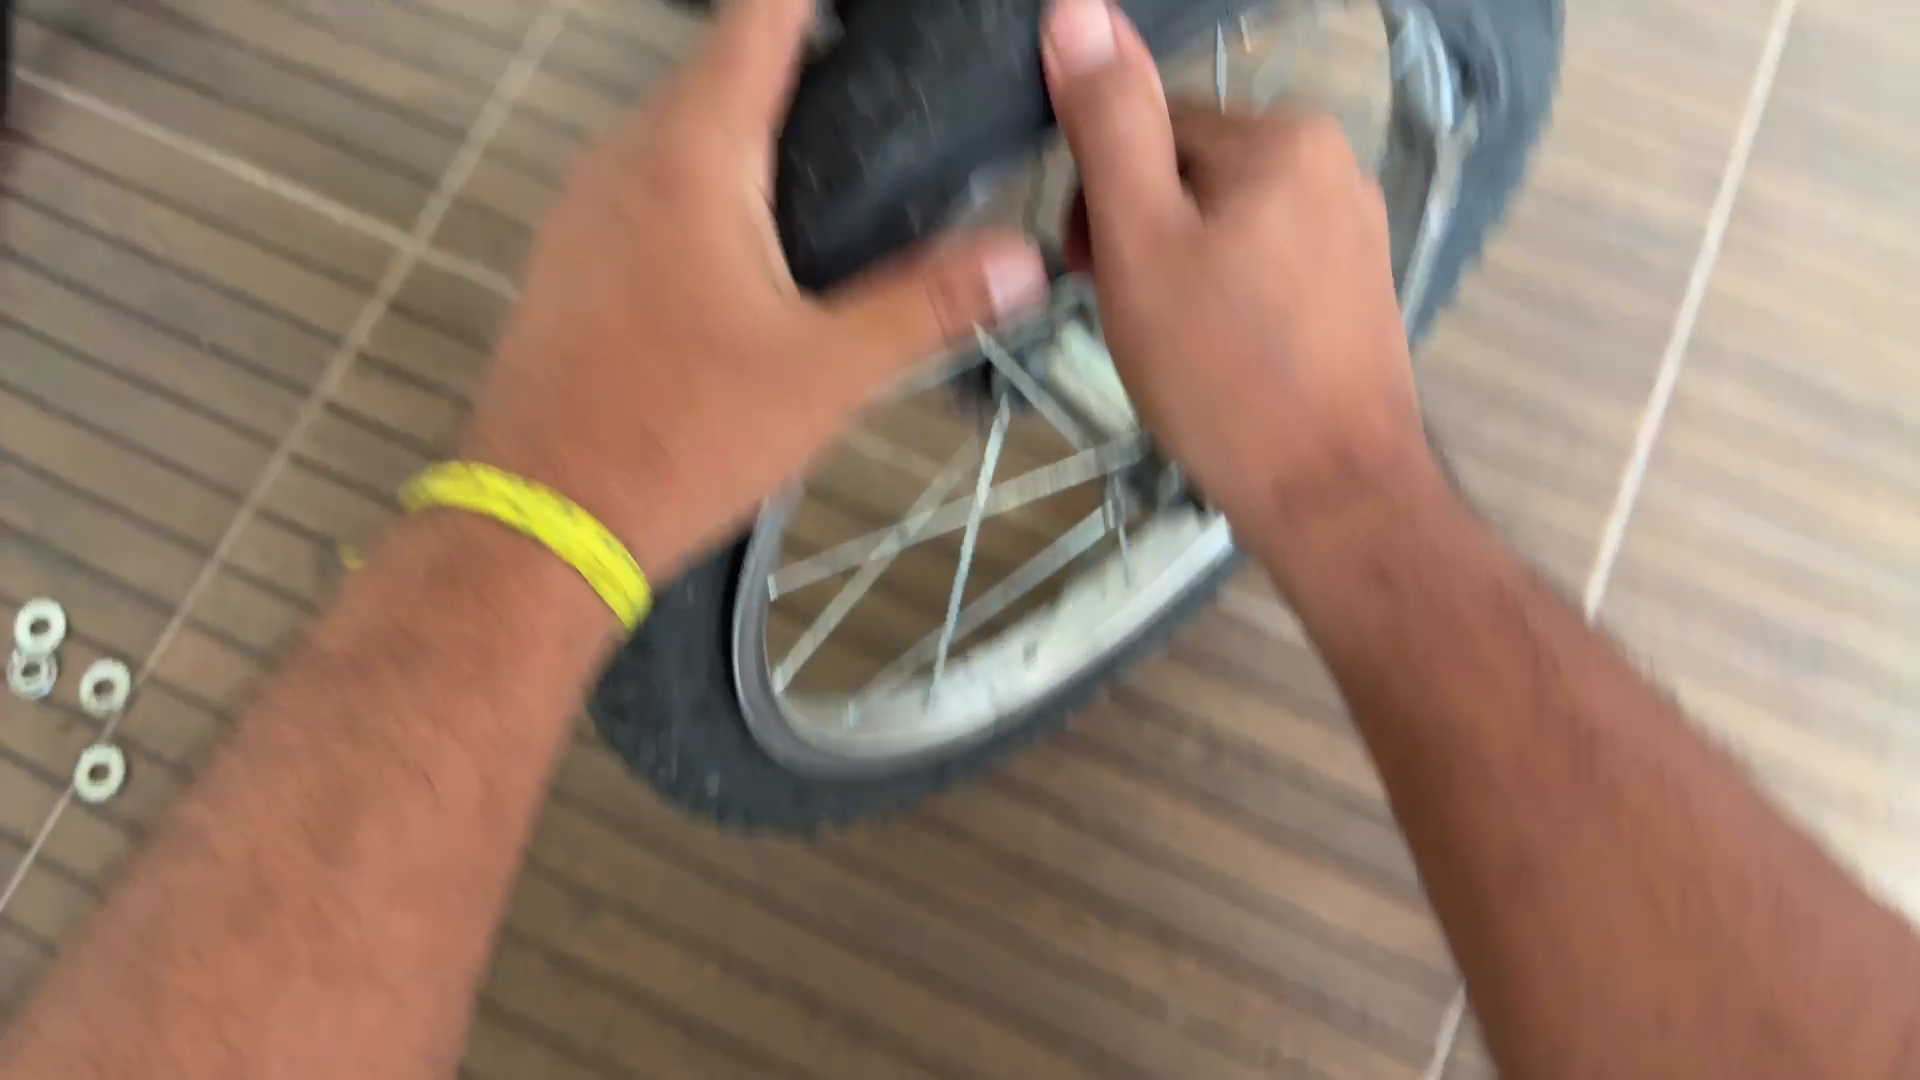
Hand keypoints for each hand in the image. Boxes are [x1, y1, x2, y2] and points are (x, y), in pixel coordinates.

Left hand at [462, 0, 1048, 578]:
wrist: (554, 518)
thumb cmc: (681, 438)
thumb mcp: (828, 374)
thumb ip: (927, 307)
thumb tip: (1017, 264)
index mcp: (692, 157)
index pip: (763, 16)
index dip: (818, 2)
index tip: (870, 20)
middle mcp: (622, 158)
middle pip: (724, 76)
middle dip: (801, 85)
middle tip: (875, 133)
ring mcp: (584, 209)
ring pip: (683, 141)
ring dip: (752, 152)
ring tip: (823, 209)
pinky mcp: (571, 262)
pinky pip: (648, 198)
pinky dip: (705, 205)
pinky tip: (747, 274)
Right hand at [1042, 0, 1436, 531]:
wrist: (1327, 489)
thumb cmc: (1219, 372)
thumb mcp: (1141, 245)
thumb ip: (1109, 127)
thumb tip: (1074, 9)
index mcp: (1278, 138)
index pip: (1151, 130)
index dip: (1101, 202)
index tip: (1089, 275)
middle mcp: (1330, 163)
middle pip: (1190, 176)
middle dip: (1141, 235)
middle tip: (1129, 319)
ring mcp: (1353, 230)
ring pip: (1225, 227)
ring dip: (1178, 269)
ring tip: (1170, 346)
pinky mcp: (1355, 291)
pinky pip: (1264, 268)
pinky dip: (1224, 299)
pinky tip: (1217, 356)